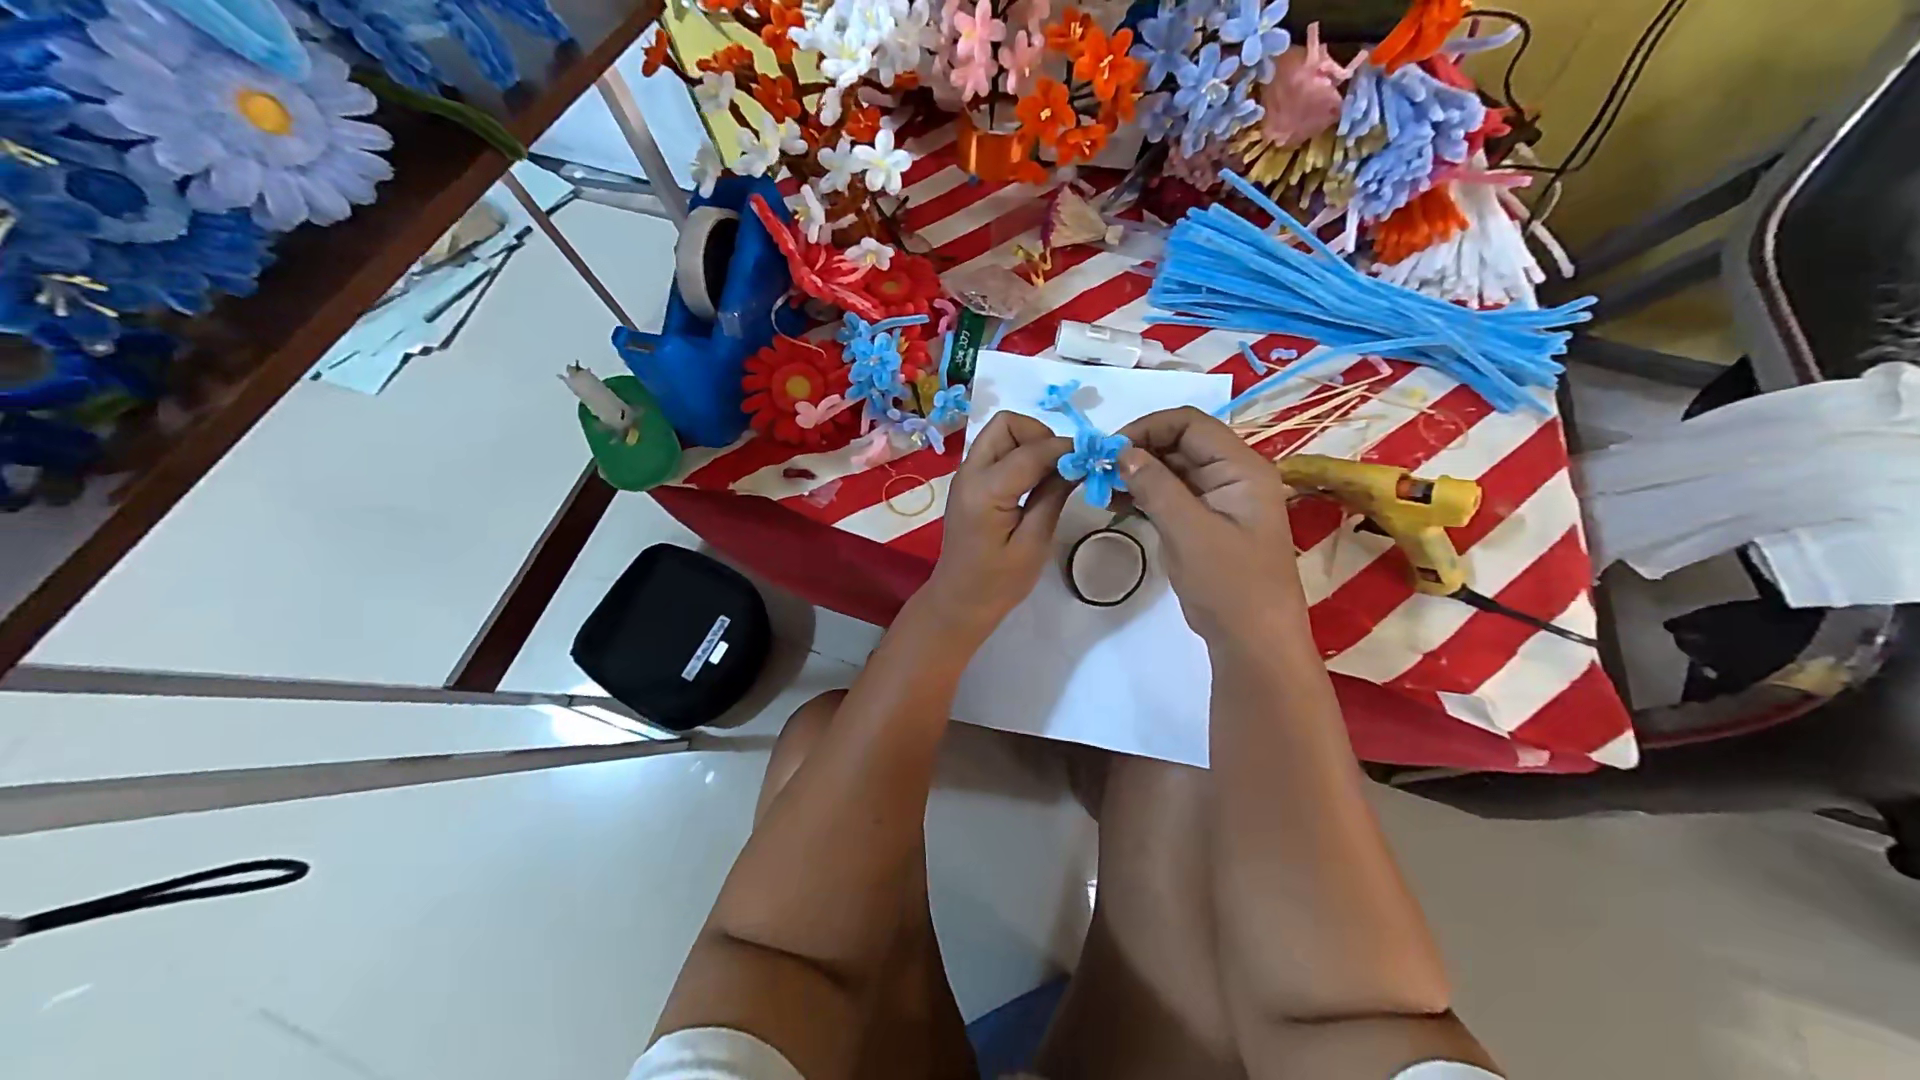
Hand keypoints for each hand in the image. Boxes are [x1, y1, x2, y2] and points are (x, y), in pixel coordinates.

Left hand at [922, 411, 1073, 641]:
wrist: (959, 601)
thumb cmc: (998, 582)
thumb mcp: (1034, 543)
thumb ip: (1053, 496)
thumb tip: (1076, 463)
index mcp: (985, 490)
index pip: (1031, 451)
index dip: (1065, 449)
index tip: (1092, 457)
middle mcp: (970, 473)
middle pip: (1007, 424)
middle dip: (1040, 435)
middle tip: (1063, 465)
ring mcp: (966, 475)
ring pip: (1000, 433)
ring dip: (1029, 442)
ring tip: (1053, 473)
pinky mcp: (970, 482)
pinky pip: (996, 451)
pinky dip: (1019, 454)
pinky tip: (1037, 480)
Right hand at [1117, 406, 1305, 639]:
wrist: (1253, 640)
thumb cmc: (1230, 583)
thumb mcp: (1189, 531)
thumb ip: (1155, 486)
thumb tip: (1121, 452)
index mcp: (1240, 468)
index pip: (1190, 424)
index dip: (1148, 427)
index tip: (1110, 449)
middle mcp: (1231, 476)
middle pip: (1179, 444)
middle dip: (1137, 451)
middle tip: (1097, 470)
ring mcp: (1217, 501)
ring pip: (1170, 471)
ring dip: (1136, 474)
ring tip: (1099, 486)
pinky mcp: (1203, 523)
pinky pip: (1169, 496)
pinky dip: (1142, 495)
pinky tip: (1113, 502)